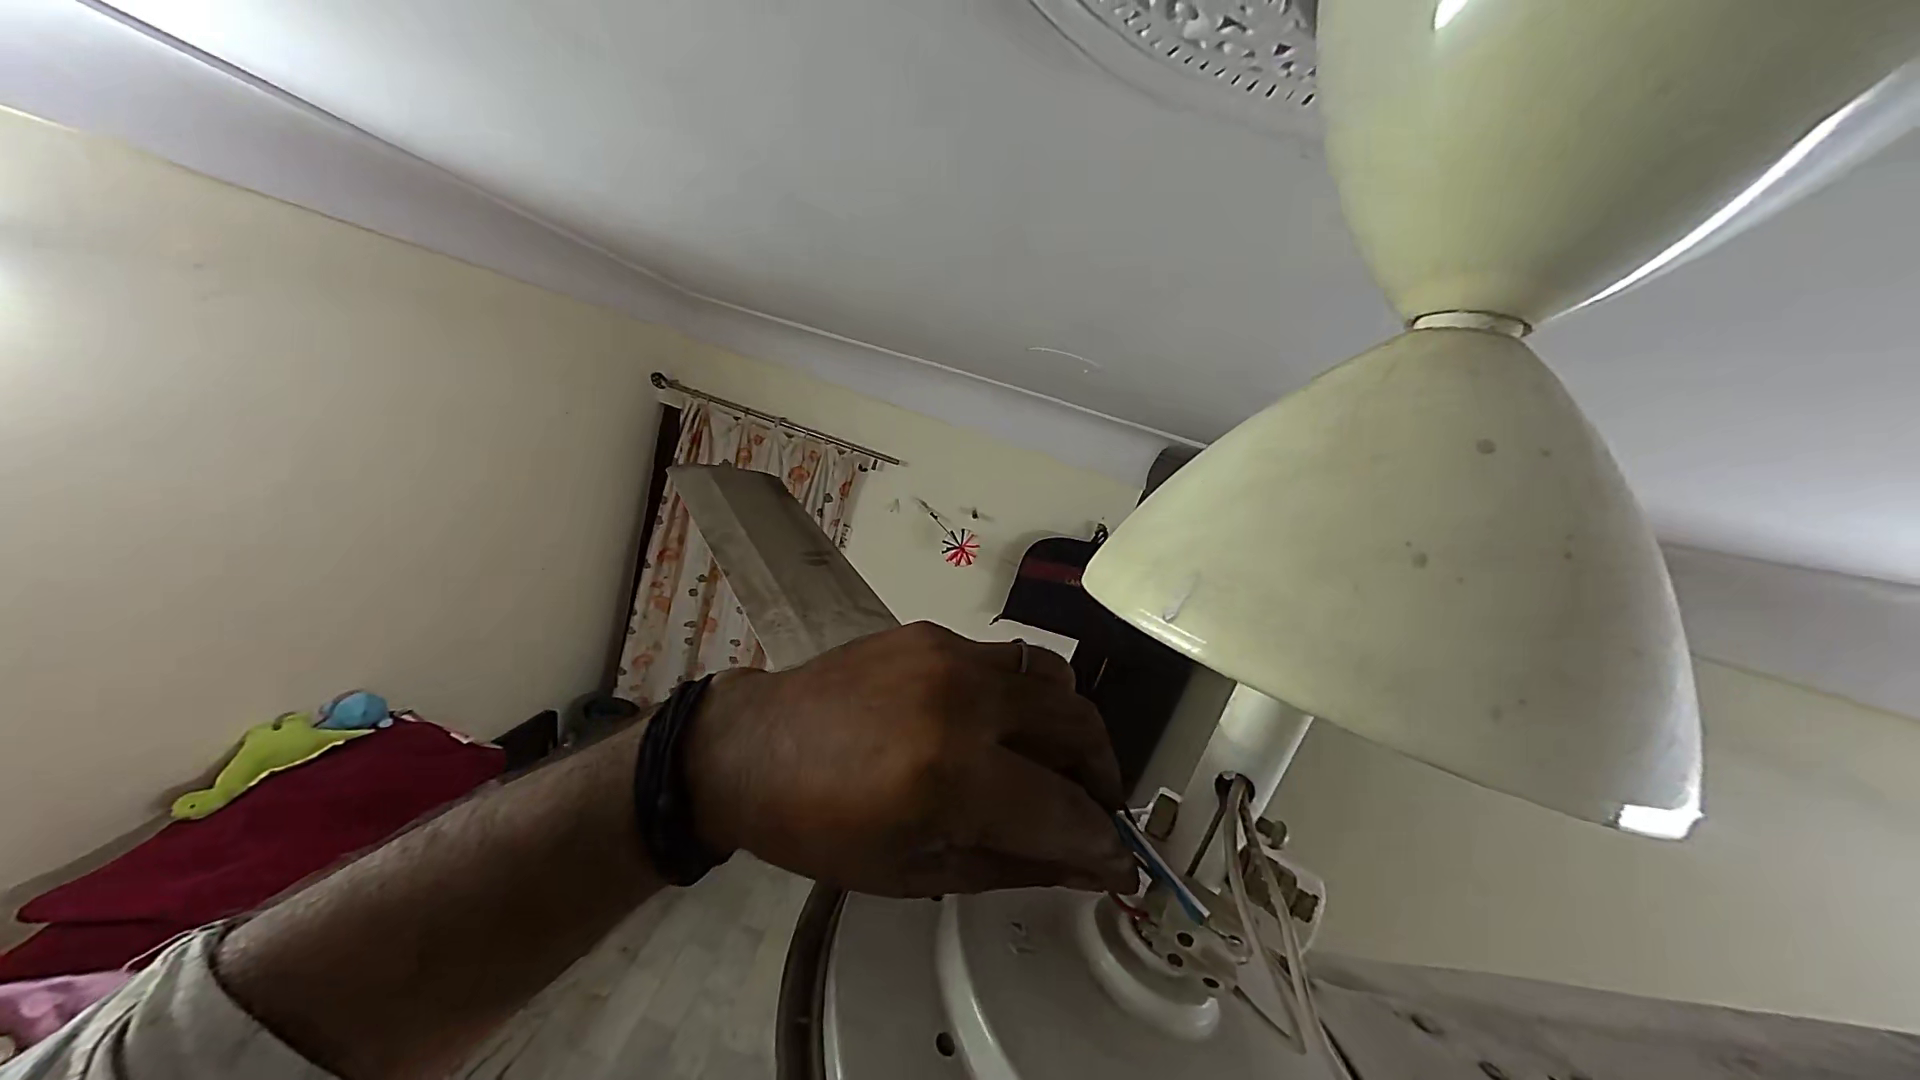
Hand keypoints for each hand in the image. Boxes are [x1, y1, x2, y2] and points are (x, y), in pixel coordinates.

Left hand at [684, 622, 1136, 896]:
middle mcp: (960, 699)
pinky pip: (1008, 660)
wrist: (751, 747)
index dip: (1102, 845)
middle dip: (1103, 776)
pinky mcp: (933, 632)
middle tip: (1094, 808)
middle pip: (1077, 725)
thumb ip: (1014, 864)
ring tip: (1056, 763)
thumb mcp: (914, 871)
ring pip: (1055, 678)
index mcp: (947, 774)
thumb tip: (1089, 864)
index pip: (1062, 810)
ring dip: (1072, 726)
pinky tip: (999, 724)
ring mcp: (948, 654)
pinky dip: (1025, 696)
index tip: (1120, 863)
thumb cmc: (820, 828)